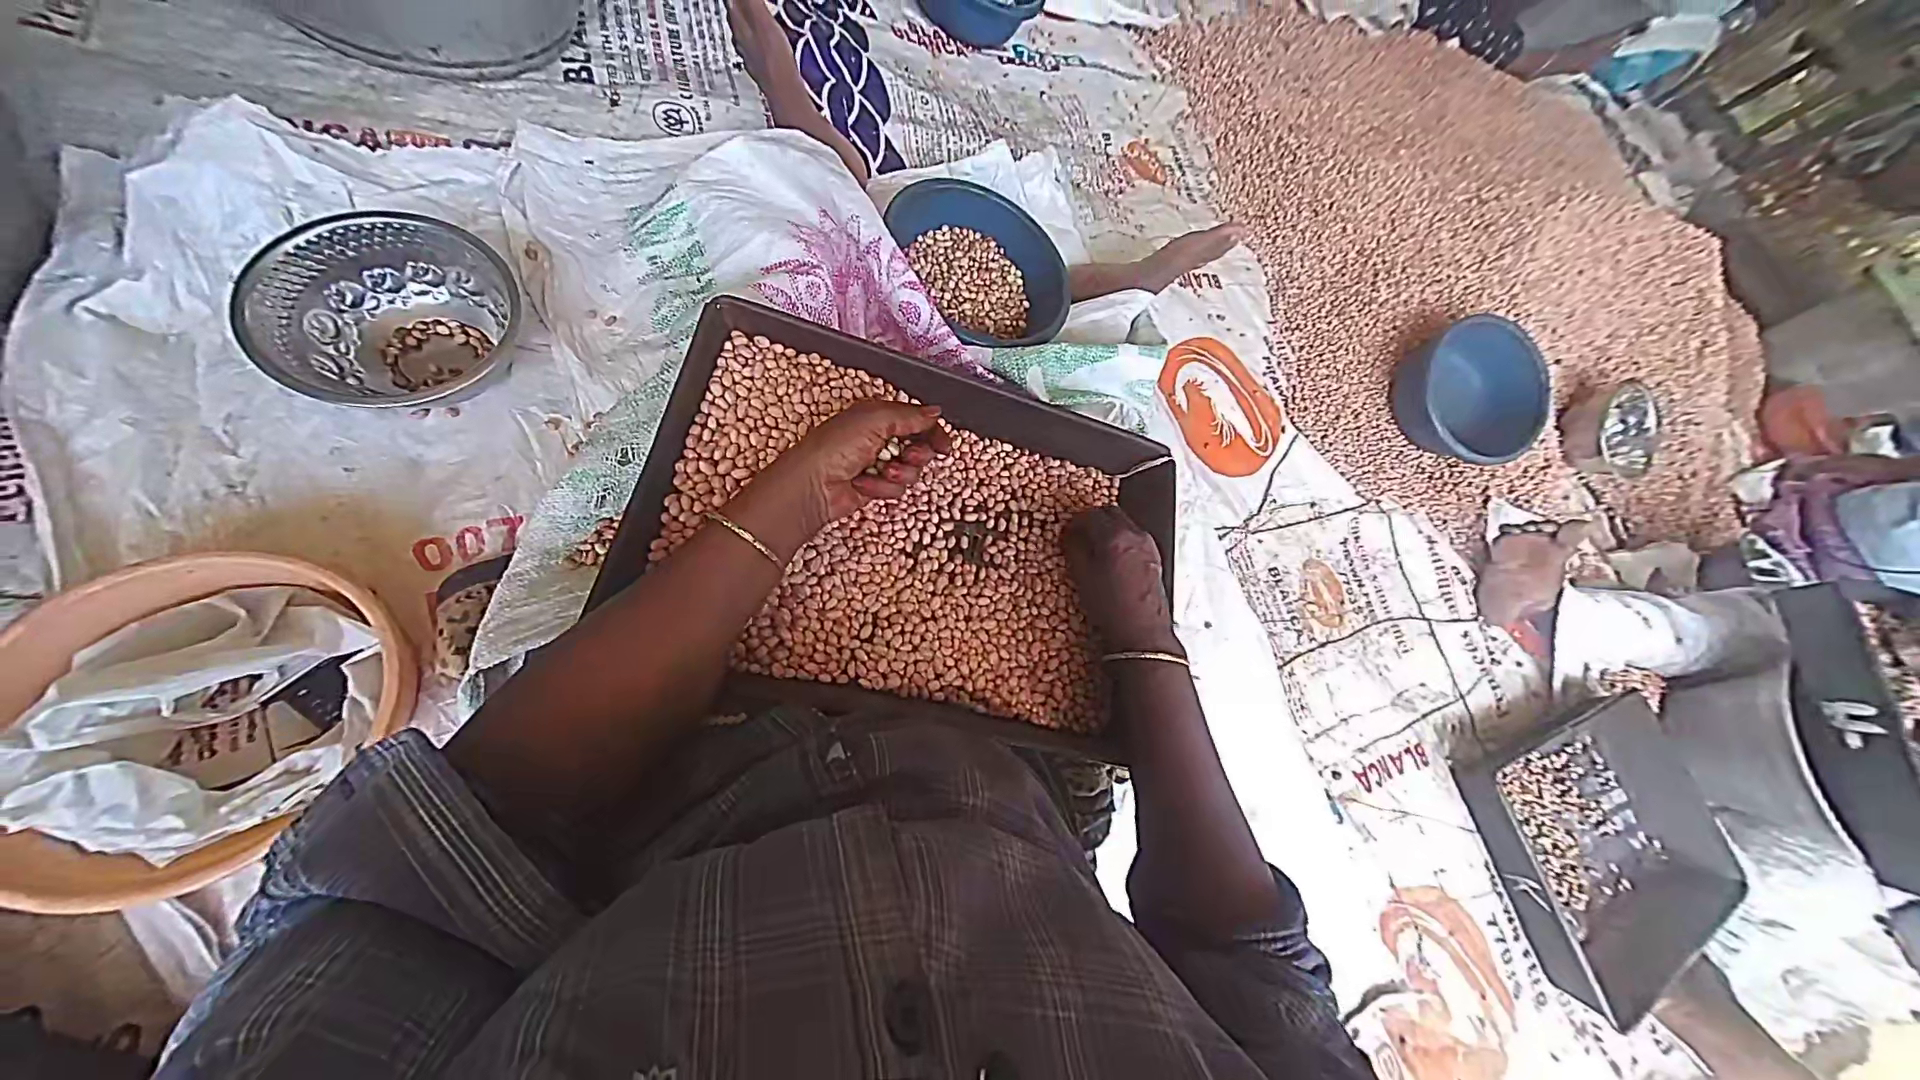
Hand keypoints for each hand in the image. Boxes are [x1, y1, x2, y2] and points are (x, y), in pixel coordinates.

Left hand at [772, 399, 951, 531]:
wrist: (813, 485)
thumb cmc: (835, 447)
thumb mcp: (876, 419)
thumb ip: (910, 415)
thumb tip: (935, 412)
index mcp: (879, 416)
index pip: (917, 421)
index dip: (933, 432)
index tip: (944, 445)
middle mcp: (879, 438)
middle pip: (919, 448)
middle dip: (917, 455)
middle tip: (909, 456)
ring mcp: (877, 464)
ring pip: (911, 472)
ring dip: (899, 473)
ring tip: (882, 470)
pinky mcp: (874, 486)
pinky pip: (896, 489)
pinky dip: (883, 487)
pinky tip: (864, 483)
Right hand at [1065, 505, 1178, 653]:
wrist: (1141, 632)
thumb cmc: (1111, 608)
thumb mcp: (1082, 577)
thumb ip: (1074, 549)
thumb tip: (1069, 536)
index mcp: (1114, 538)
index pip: (1090, 515)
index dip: (1074, 521)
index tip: (1067, 531)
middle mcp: (1135, 536)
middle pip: (1110, 512)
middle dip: (1092, 519)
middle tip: (1078, 533)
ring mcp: (1148, 545)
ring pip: (1124, 522)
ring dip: (1108, 527)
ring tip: (1093, 546)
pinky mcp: (1155, 556)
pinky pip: (1134, 536)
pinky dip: (1120, 538)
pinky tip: (1110, 557)